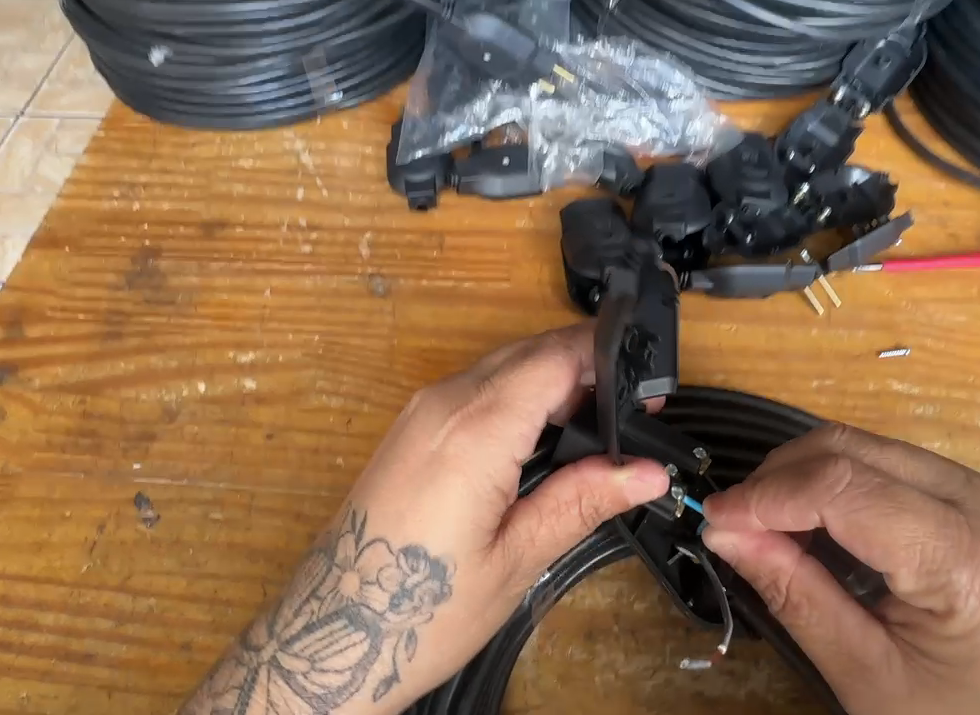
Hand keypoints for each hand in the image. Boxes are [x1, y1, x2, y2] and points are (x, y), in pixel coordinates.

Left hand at [184, 324, 670, 714]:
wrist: (331, 629)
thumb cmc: (424, 608)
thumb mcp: (516, 559)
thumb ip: (582, 500)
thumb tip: (648, 472)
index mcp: (477, 429)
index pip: (553, 357)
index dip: (605, 360)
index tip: (646, 389)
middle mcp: (447, 400)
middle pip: (530, 350)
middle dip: (585, 364)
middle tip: (631, 409)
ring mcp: (424, 406)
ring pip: (504, 362)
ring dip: (552, 376)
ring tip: (595, 423)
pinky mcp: (413, 420)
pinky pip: (478, 382)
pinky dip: (518, 390)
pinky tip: (540, 431)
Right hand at [702, 423, 979, 714]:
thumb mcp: (867, 677)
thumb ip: (792, 591)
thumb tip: (722, 528)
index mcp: (975, 564)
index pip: (843, 487)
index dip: (766, 494)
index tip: (714, 516)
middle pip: (854, 450)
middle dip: (781, 477)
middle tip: (736, 522)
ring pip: (868, 446)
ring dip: (806, 476)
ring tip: (770, 525)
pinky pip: (892, 464)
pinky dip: (840, 482)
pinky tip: (817, 522)